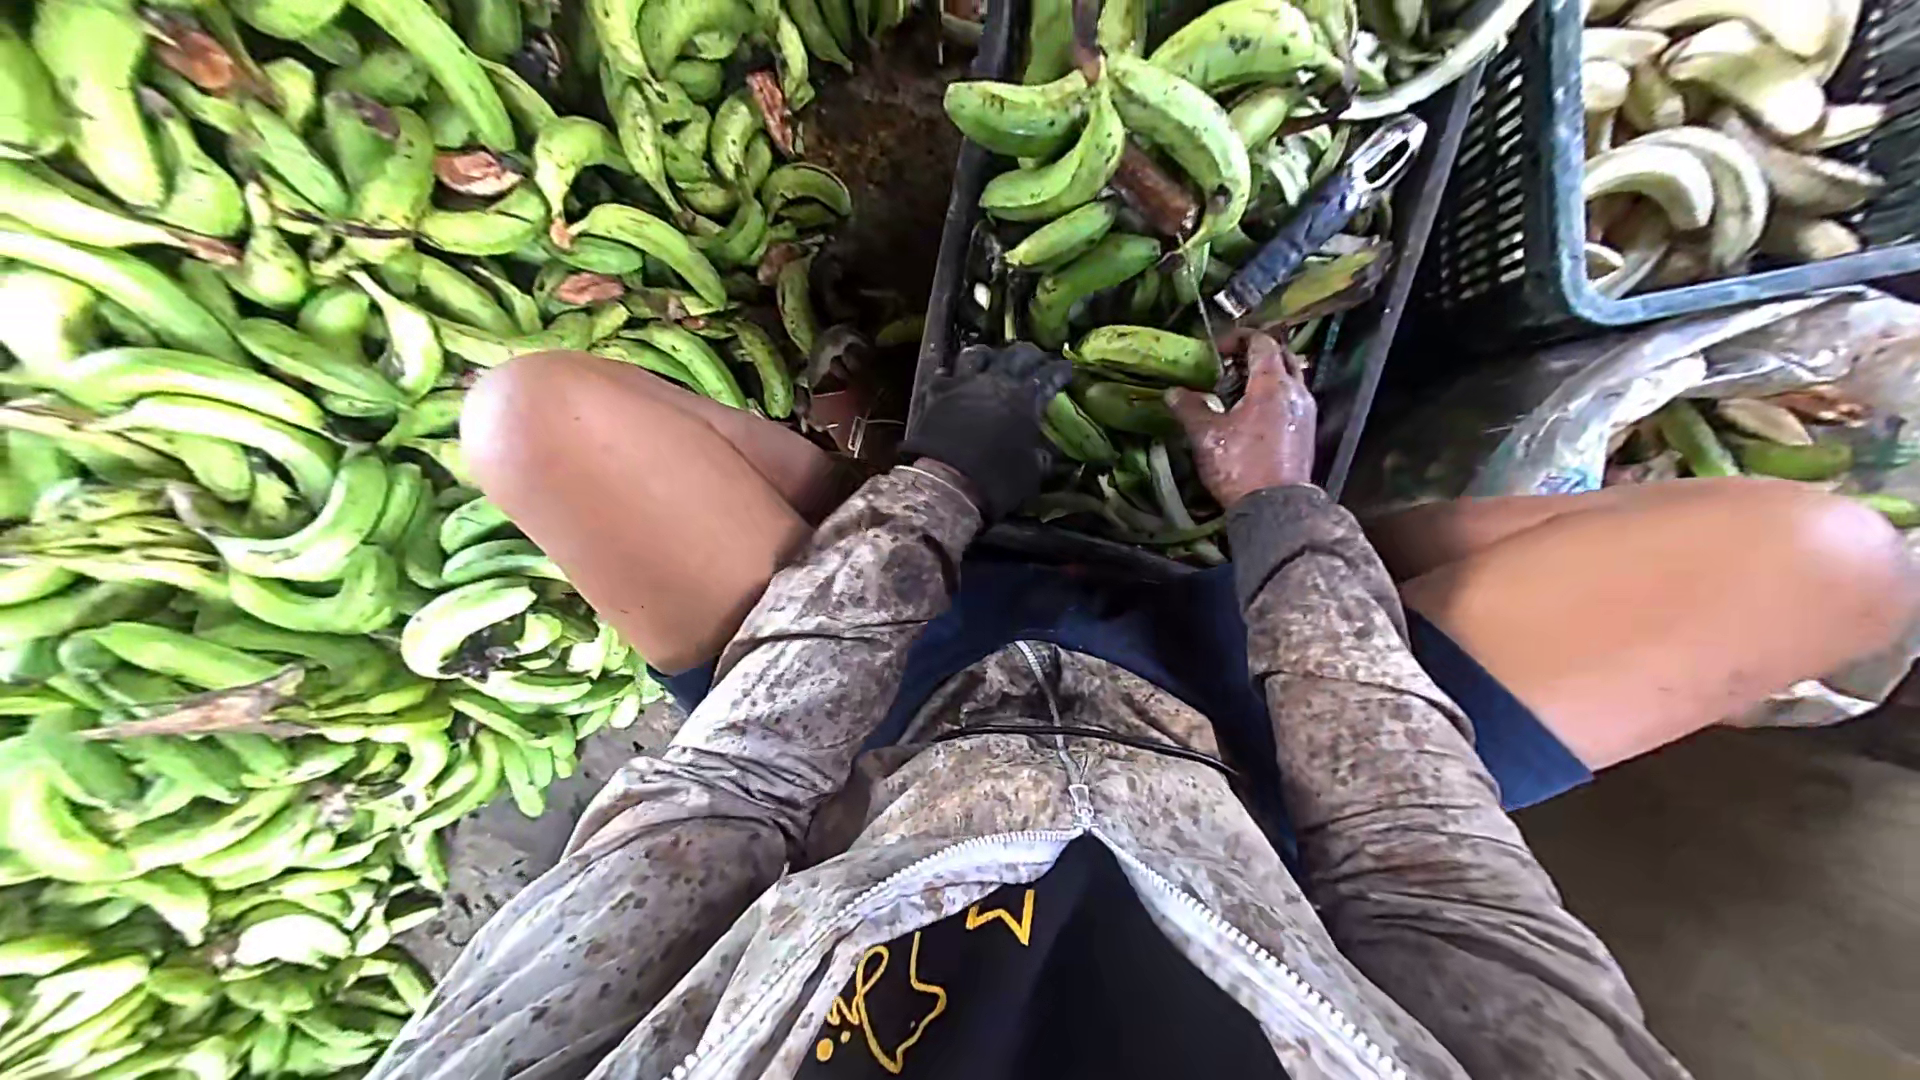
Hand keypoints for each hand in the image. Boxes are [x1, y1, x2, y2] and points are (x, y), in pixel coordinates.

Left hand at [900, 342, 1072, 520]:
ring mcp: (963, 385)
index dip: (1060, 371)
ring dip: (989, 355)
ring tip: (993, 359)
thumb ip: (1041, 458)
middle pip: (1016, 355)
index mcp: (1025, 399)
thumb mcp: (1032, 474)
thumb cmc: (996, 480)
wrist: (945, 484)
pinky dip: (952, 376)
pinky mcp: (937, 395)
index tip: (1066, 369)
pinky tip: (953, 379)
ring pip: (977, 355)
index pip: (1048, 375)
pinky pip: (945, 375)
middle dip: (1030, 354)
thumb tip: (1047, 454)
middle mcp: (996, 383)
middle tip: (1036, 358)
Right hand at [1167, 330, 1316, 507]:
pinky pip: (1292, 401)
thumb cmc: (1239, 466)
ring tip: (1239, 389)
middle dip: (1258, 353)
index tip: (1218, 347)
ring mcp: (1306, 413)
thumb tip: (1173, 392)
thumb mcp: (1206, 435)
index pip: (1262, 344)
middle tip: (1231, 363)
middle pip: (1283, 356)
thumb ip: (1190, 408)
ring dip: (1267, 376)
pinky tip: (1253, 414)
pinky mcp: (1306, 432)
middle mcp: (1296, 392)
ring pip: (1290, 379)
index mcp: (1272, 385)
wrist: (1274, 506)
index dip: (1239, 339)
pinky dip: (1274, 396)